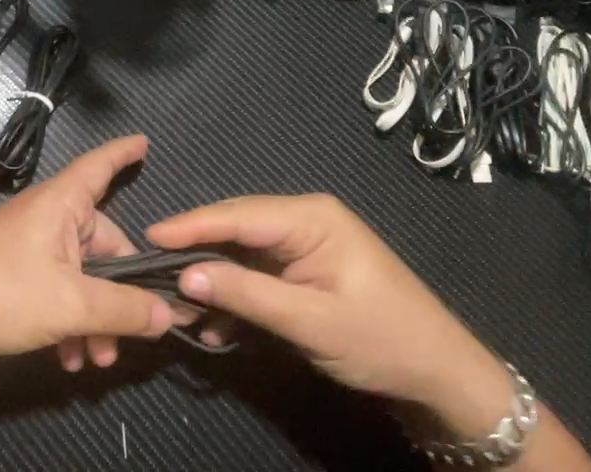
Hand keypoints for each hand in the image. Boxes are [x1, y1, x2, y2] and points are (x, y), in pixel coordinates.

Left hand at [0, 135, 173, 370]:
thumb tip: (170, 313)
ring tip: (96, 361)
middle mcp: (49, 217)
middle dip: (120, 292)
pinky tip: (68, 358)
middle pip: (103, 244)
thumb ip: (124, 310)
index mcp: (64, 204)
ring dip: (94, 317)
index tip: (146, 142)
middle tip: (133, 335)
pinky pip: (57, 290)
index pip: (100, 166)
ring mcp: (30, 245)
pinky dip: (68, 320)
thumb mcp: (71, 305)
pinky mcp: (14, 271)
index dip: (124, 153)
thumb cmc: (1, 291)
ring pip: (81, 276)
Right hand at [148, 194, 514, 438]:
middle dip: (196, 255)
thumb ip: (246, 294)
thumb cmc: (381, 340)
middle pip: (235, 229)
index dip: (191, 225)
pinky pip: (257, 275)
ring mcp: (303, 244)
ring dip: (214, 283)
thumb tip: (186, 275)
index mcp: (310, 217)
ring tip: (181, 310)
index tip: (149, 236)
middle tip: (155, 276)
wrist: (441, 375)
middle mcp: (303, 220)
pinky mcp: (303, 270)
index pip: (237, 214)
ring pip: (241, 254)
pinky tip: (217, 326)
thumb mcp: (310, 321)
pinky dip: (236, 298)